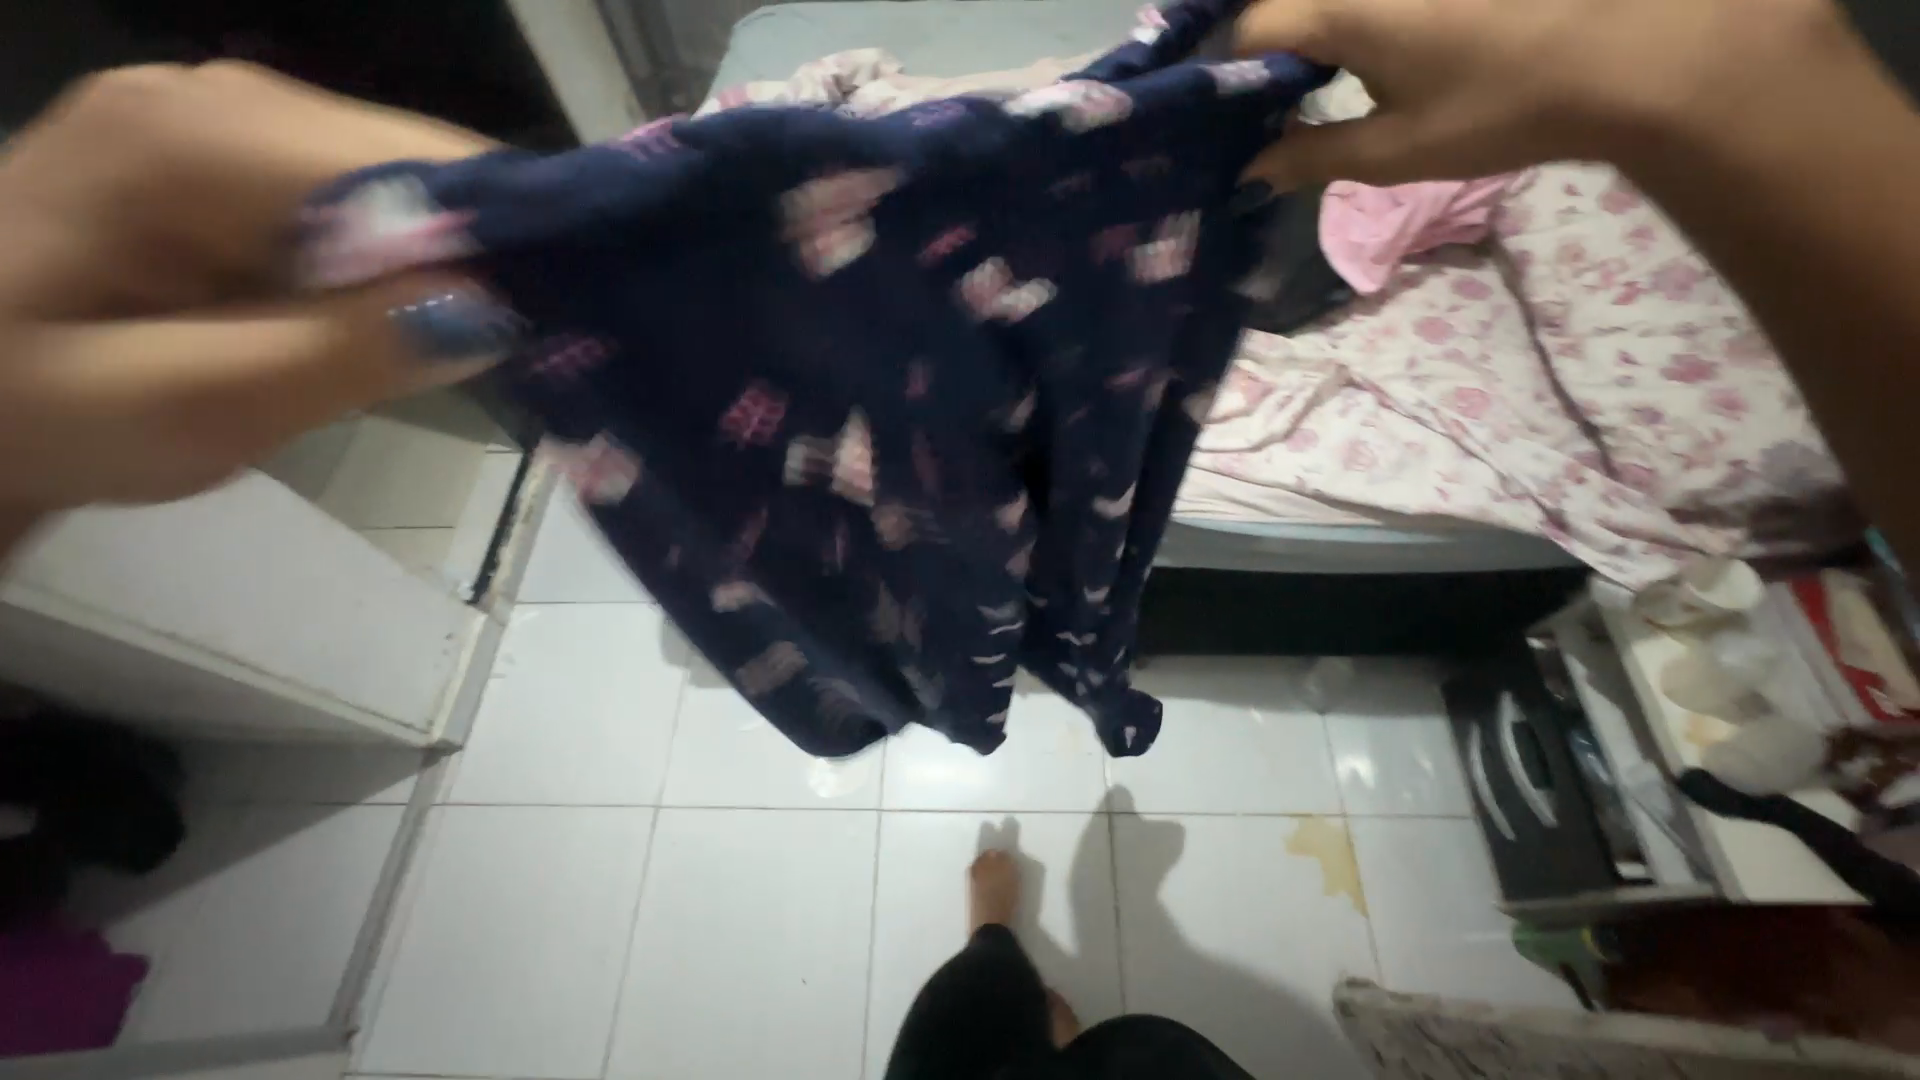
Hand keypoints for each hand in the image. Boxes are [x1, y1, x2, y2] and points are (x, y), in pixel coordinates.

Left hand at [0, 62, 503, 512]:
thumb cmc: (37, 414)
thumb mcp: (189, 407)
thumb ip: (343, 351)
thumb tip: (492, 311)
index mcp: (198, 144)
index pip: (424, 173)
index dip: (518, 243)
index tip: (579, 323)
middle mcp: (226, 102)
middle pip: (432, 169)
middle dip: (499, 257)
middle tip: (543, 347)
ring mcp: (235, 123)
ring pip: (419, 186)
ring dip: (469, 264)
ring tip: (494, 340)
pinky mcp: (249, 160)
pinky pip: (383, 201)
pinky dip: (424, 261)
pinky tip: (423, 314)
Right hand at [1235, 0, 1867, 188]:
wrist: (1637, 52)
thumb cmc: (1502, 109)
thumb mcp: (1394, 151)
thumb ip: (1309, 158)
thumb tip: (1250, 173)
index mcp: (1346, 10)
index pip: (1251, 31)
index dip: (1229, 76)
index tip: (1231, 120)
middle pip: (1282, 4)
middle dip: (1264, 52)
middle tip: (1266, 109)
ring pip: (1323, 1)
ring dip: (1306, 36)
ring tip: (1306, 87)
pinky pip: (1366, 4)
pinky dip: (1347, 27)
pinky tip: (1362, 60)